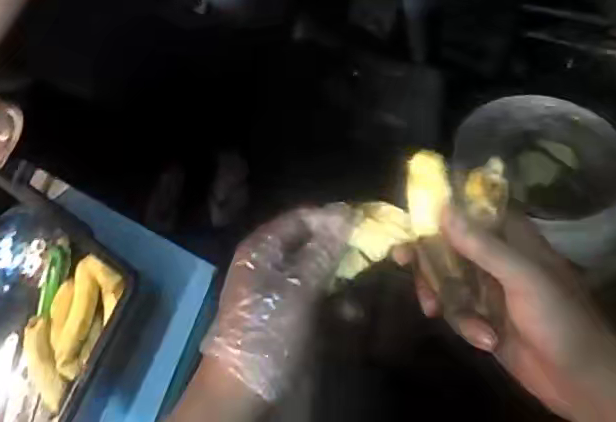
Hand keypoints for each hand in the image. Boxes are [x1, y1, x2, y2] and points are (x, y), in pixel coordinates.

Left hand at [199, 204, 351, 402]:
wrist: (243, 403)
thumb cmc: (265, 333)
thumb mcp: (297, 287)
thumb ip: (323, 249)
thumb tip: (347, 212)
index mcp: (263, 250)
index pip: (302, 217)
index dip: (331, 217)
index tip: (363, 220)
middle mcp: (272, 266)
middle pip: (314, 244)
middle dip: (342, 247)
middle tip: (372, 247)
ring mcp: (285, 295)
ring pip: (323, 272)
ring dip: (346, 277)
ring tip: (368, 279)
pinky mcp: (296, 322)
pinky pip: (324, 302)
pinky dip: (341, 306)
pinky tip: (355, 314)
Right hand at [402, 210, 615, 421]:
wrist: (582, 378)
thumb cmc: (559, 315)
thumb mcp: (522, 276)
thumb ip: (482, 245)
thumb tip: (443, 208)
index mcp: (509, 232)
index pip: (468, 205)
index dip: (437, 207)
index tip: (409, 213)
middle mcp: (496, 253)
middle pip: (448, 241)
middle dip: (429, 256)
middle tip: (403, 260)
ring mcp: (489, 286)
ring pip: (448, 278)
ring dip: (447, 298)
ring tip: (444, 315)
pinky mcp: (484, 317)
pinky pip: (458, 310)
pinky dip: (465, 324)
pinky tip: (484, 340)